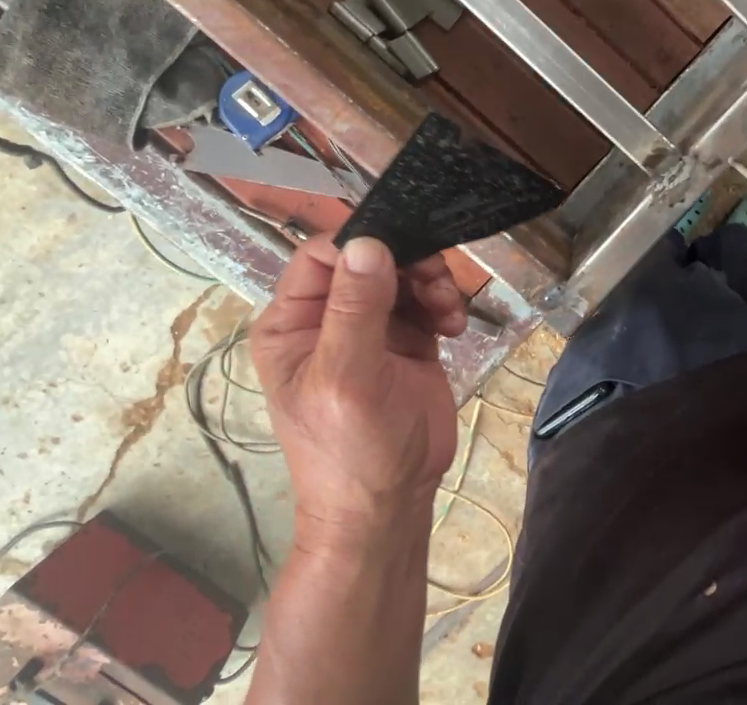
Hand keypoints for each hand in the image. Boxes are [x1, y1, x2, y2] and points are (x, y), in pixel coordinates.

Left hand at [251, 236, 468, 549]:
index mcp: (292, 322)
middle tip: (438, 287)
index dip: (364, 246)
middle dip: (409, 264)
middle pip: (371, 257)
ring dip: (433, 284)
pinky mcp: (407, 340)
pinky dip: (445, 304)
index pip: (322, 255)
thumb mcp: (347, 378)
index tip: (405, 259)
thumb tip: (368, 241)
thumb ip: (356, 309)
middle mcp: (328, 318)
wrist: (389, 505)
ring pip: (404, 273)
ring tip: (449, 315)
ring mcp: (371, 328)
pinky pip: (427, 299)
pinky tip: (454, 328)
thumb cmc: (351, 450)